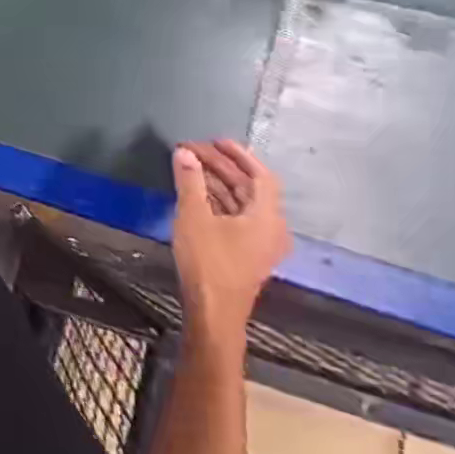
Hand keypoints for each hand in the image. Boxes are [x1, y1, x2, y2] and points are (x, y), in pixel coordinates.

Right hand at [170, 139, 289, 351]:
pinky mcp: (246, 254)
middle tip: (194, 152)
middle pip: (249, 188)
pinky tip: (196, 195)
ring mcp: (259, 243)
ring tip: (191, 168)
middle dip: (222, 167)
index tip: (216, 141)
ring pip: (240, 203)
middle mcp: (270, 227)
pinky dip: (218, 202)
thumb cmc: (208, 262)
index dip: (239, 155)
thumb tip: (184, 153)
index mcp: (267, 216)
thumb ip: (190, 181)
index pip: (260, 175)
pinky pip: (235, 218)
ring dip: (217, 184)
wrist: (213, 312)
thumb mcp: (194, 217)